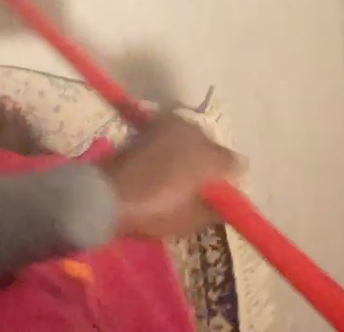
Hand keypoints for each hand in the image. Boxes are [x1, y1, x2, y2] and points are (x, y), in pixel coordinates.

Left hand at [100, 113, 240, 237]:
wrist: (110, 193)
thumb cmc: (154, 210)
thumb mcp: (192, 221)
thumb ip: (215, 208)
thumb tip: (223, 202)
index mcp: (210, 154)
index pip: (234, 163)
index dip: (228, 180)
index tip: (219, 195)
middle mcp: (194, 131)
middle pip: (211, 145)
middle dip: (209, 162)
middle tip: (198, 186)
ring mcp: (170, 123)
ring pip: (191, 137)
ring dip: (189, 151)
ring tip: (177, 175)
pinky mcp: (150, 123)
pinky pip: (171, 134)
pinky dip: (171, 146)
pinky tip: (161, 165)